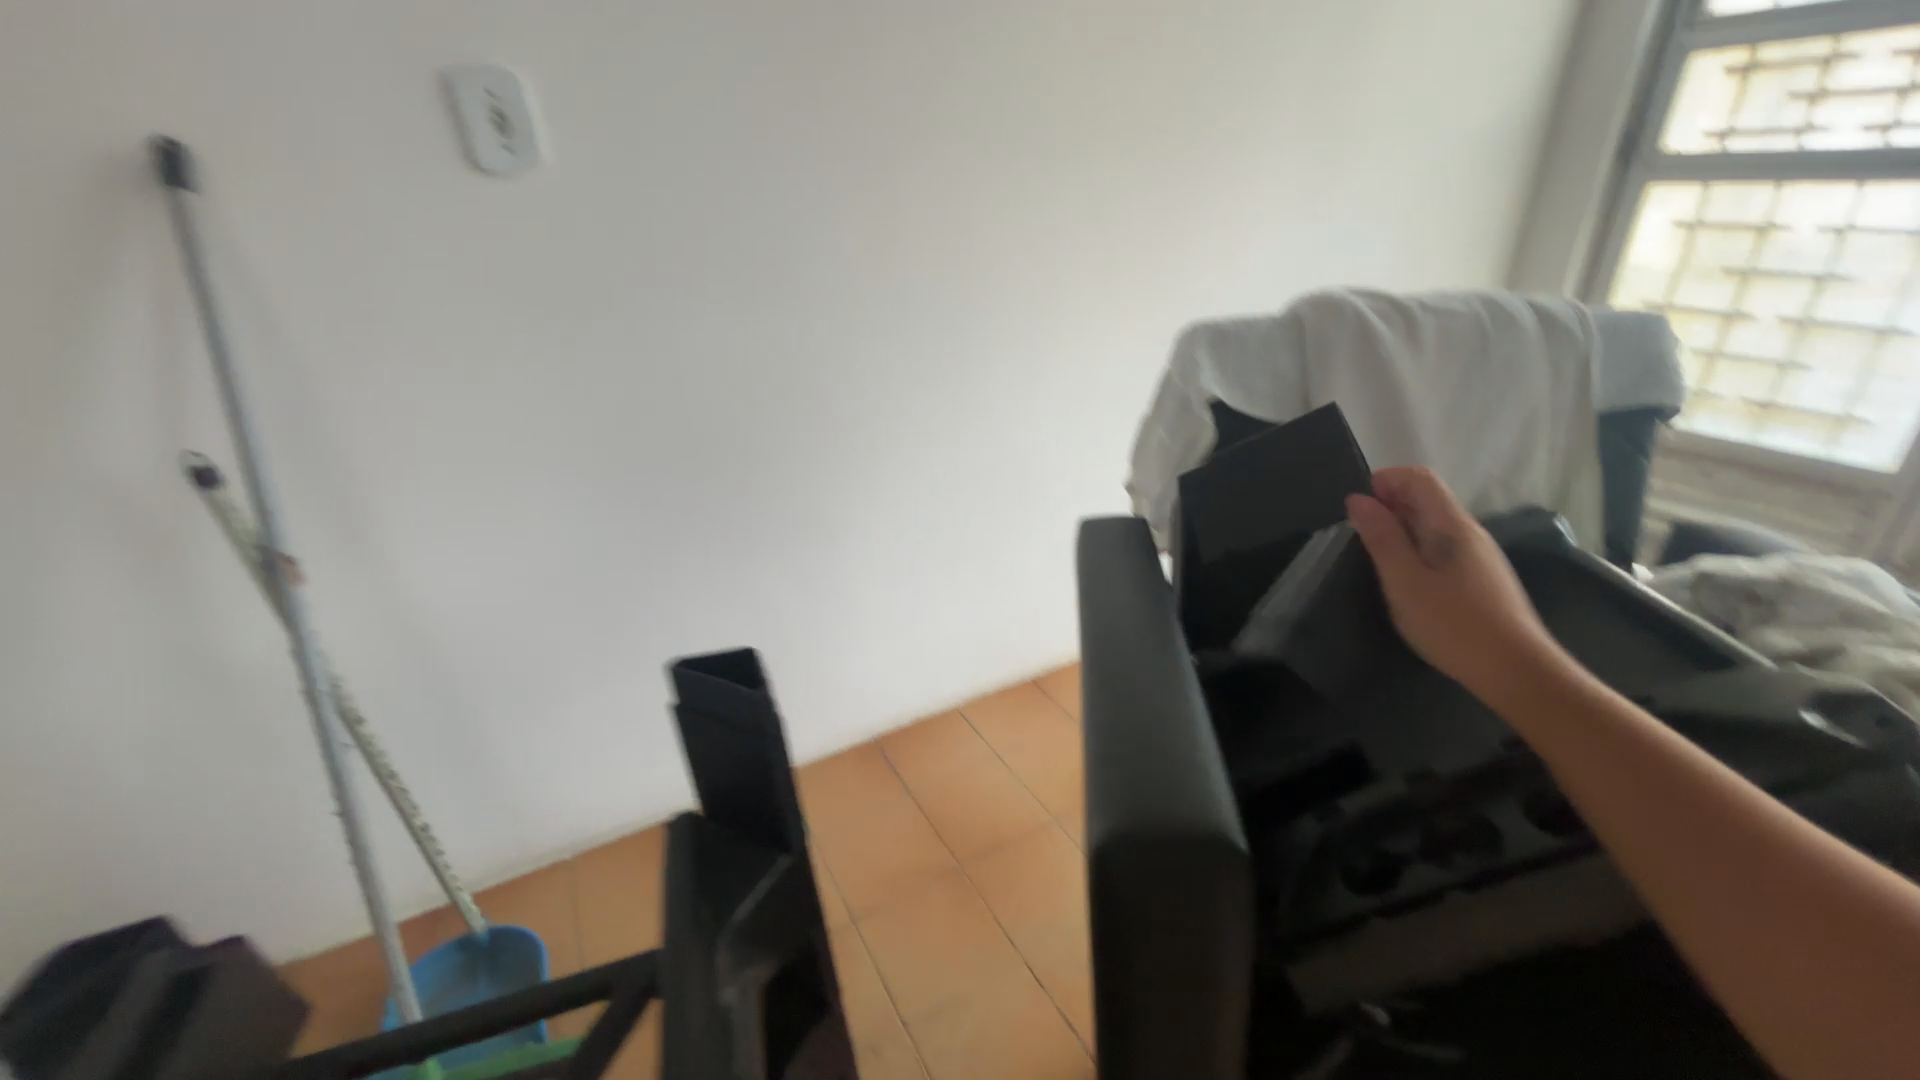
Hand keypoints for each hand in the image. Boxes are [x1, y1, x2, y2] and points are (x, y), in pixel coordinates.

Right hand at [1345, 467, 1564, 698]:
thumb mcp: (1404, 580)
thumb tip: (1359, 499)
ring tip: (1377, 558)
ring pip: (1434, 524)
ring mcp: (1479, 555)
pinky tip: (1406, 580)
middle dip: (1389, 504)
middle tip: (1360, 535)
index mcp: (1451, 525)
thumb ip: (1381, 537)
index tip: (1358, 508)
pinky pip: (1442, 547)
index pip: (1419, 478)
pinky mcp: (1481, 578)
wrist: (1514, 669)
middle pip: (1427, 498)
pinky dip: (1416, 549)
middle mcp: (1469, 532)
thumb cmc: (1452, 623)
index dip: (1386, 480)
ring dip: (1401, 528)